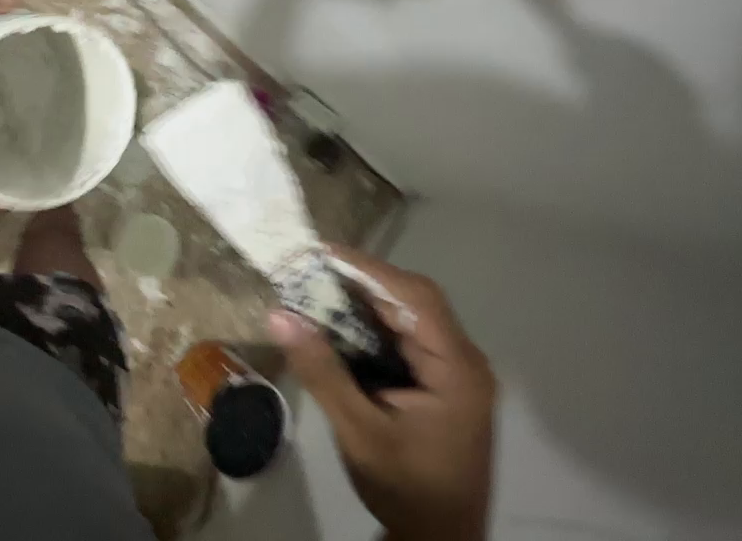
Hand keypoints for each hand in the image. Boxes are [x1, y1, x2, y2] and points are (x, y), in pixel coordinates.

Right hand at [268, 248, 495, 540]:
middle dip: (361, 282)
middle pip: (413, 301)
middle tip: (310, 271)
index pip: (415, 298)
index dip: (368, 269)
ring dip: (363, 302)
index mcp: (457, 370)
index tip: (321, 252)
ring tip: (315, 290)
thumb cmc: (407, 489)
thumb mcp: (360, 432)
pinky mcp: (441, 384)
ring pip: (407, 317)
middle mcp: (462, 362)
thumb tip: (279, 315)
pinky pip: (405, 339)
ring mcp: (454, 373)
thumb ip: (323, 372)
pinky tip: (337, 325)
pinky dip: (370, 326)